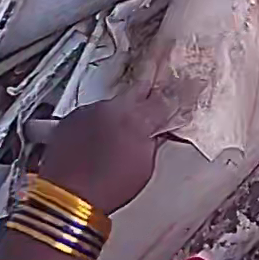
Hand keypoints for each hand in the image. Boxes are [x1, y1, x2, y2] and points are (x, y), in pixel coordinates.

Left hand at [34, 80, 181, 212]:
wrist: (67, 196)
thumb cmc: (109, 188)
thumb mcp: (144, 167)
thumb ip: (153, 141)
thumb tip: (159, 130)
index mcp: (137, 119)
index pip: (166, 99)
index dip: (180, 92)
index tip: (191, 83)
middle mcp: (113, 108)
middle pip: (138, 89)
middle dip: (151, 80)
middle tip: (161, 63)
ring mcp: (90, 110)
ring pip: (114, 104)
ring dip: (122, 110)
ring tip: (125, 126)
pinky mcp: (71, 118)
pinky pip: (93, 113)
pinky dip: (101, 122)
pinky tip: (100, 137)